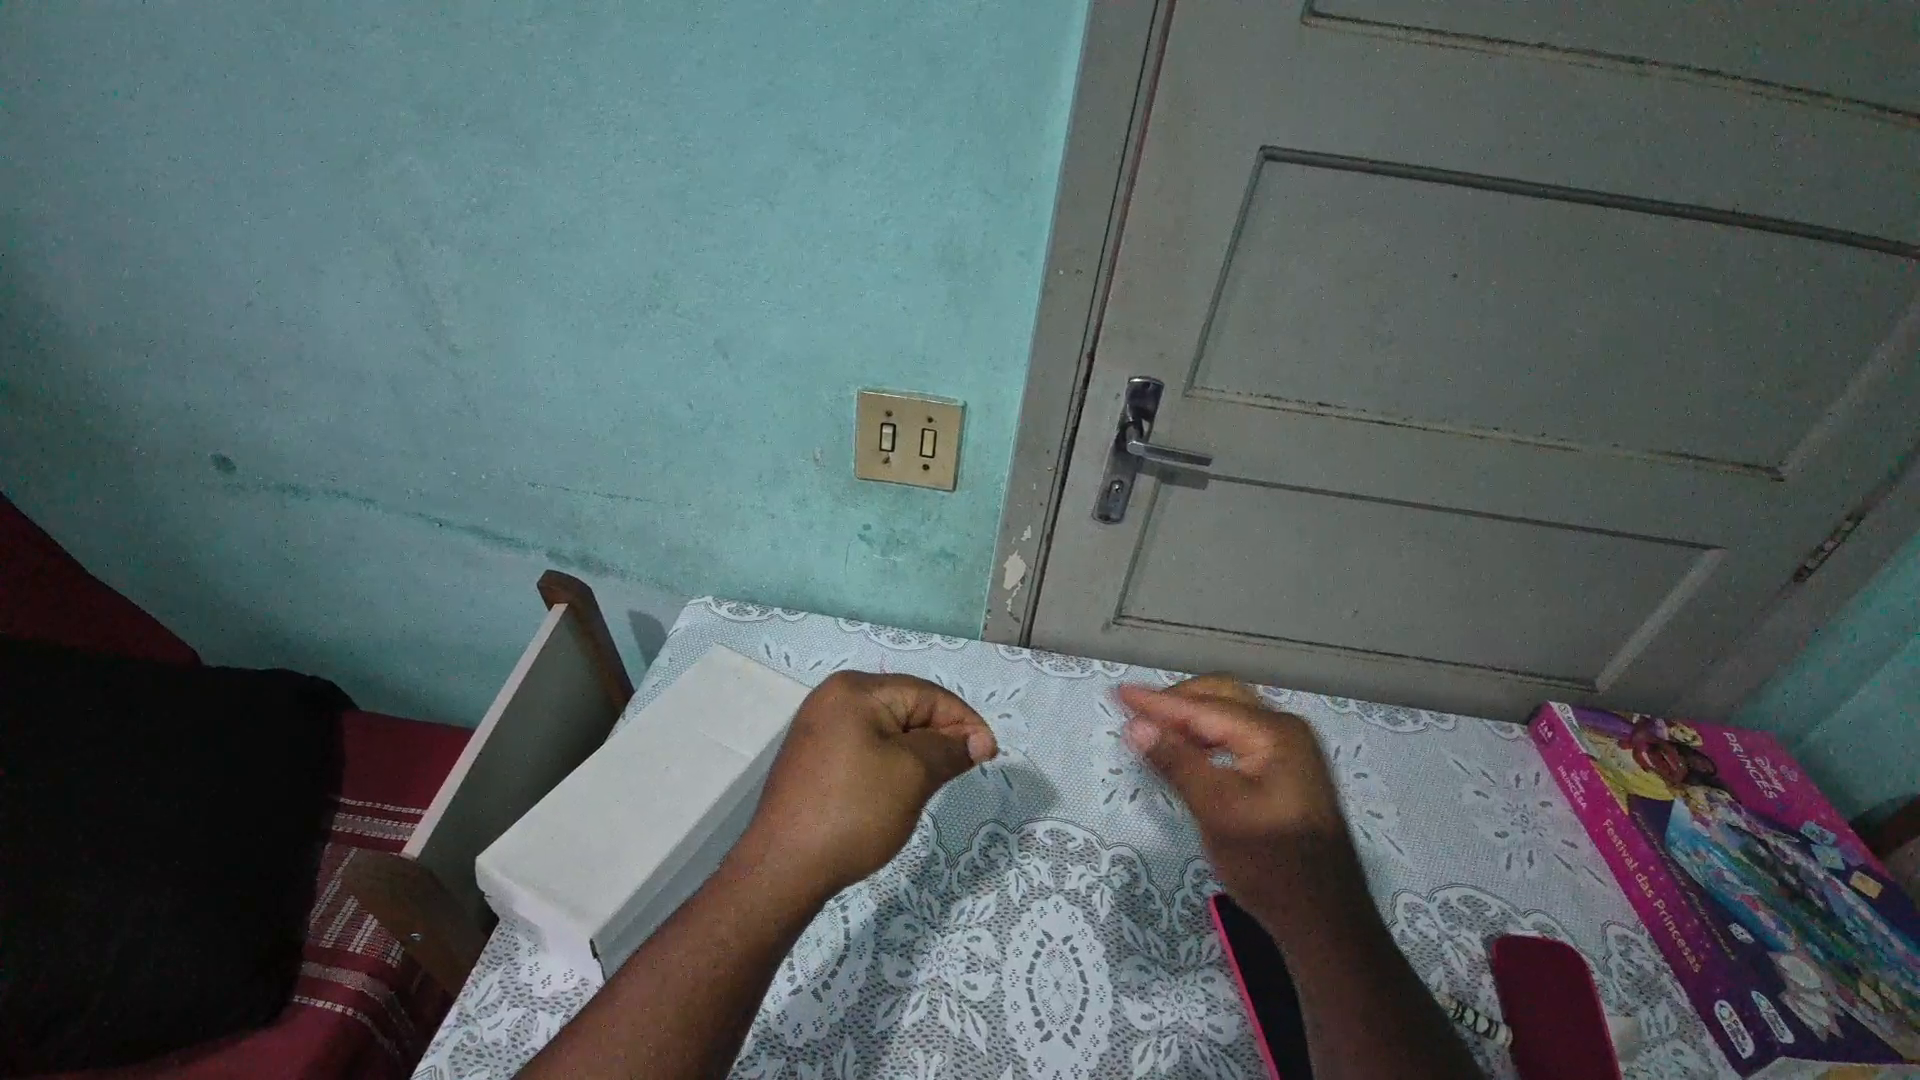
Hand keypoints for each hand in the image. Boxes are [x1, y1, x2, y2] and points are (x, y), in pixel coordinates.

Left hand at [736, 672, 996, 897]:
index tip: (990, 754)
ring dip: (917, 752)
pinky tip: (900, 790)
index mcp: (855, 690)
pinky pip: (866, 748)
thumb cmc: (854, 812)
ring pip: (887, 731)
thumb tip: (980, 740)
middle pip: (906, 707)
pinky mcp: (813, 759)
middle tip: (966, 769)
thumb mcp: (913, 776)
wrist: (783, 869)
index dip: (964, 721)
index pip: (926, 694)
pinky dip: (891, 764)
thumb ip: (950, 749)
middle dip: (940, 736)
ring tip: (935, 782)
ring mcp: (819, 728)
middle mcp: (832, 699)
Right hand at [1117, 675, 1357, 919]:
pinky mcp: (1284, 771)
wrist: (1323, 921)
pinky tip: (1185, 752)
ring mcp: (1289, 750)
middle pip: (1220, 698)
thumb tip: (1135, 726)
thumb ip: (1176, 762)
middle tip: (1134, 713)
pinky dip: (1206, 737)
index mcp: (1274, 733)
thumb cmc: (1269, 865)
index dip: (1157, 702)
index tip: (1119, 694)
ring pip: (1228, 715)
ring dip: (1189, 718)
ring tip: (1151, 730)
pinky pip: (1237, 736)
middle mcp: (1285, 730)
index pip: (1204, 707)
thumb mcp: (1216, 810)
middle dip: (1175, 701)